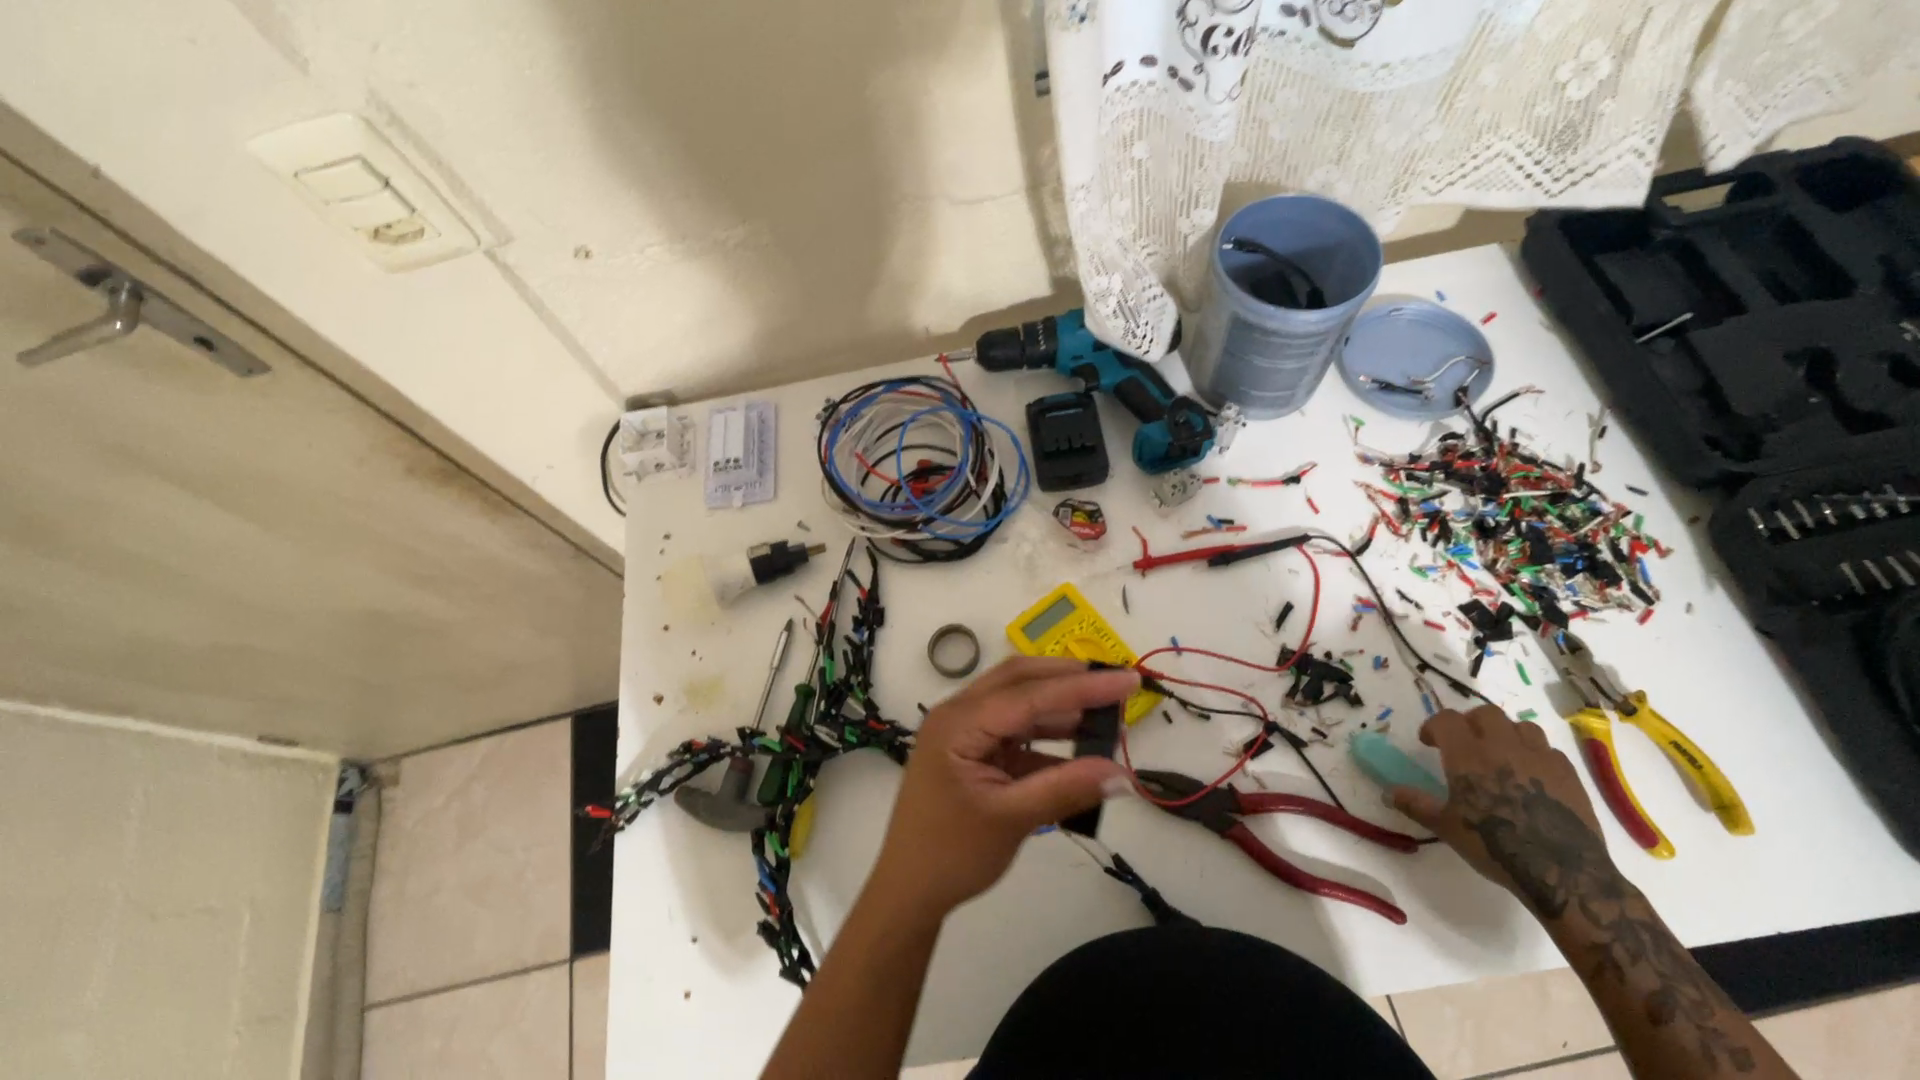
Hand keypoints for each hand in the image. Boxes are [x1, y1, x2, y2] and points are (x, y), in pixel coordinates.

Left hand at [868, 657, 1137, 914]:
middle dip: (1069, 680)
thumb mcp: (1012, 820)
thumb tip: (1124, 773)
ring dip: (1060, 707)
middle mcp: (958, 715)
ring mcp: (963, 733)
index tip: (1130, 680)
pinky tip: (1080, 749)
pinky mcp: (972, 753)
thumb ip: (1067, 790)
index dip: (1083, 686)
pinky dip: (1047, 736)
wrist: (909, 890)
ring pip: (1018, 703)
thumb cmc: (951, 854)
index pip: (1029, 694)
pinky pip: (1015, 732)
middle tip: (1119, 685)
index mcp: (958, 723)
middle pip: (1020, 681)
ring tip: (1107, 716)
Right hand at [1388, 705, 1628, 921]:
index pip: (1447, 720)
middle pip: (1485, 713)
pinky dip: (1533, 752)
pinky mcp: (1568, 772)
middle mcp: (1503, 746)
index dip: (1433, 726)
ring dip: (1505, 732)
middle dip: (1470, 722)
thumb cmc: (1494, 845)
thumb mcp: (1446, 828)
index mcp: (1468, 755)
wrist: (1561, 870)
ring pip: (1520, 725)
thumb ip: (1416, 804)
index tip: (1428, 741)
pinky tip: (1530, 773)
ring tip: (1500, 753)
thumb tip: (1388, 793)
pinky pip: (1547, 748)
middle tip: (1464, 743)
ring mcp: (1539, 757)